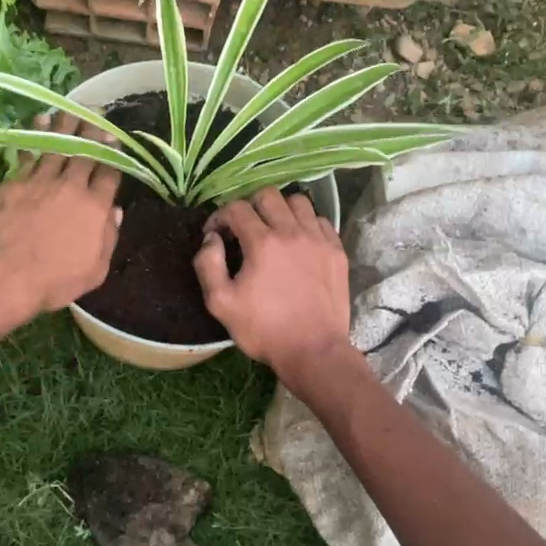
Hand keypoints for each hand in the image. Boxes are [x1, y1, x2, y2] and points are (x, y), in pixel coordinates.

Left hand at [0, 111, 122, 318]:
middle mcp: (71, 187)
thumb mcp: (95, 270)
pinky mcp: (15, 184)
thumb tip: (115, 211)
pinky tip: (37, 125)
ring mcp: (41, 182)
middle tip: (96, 112)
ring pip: (56, 146)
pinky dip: (35, 137)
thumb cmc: (55, 281)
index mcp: (95, 208)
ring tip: (69, 110)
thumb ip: (108, 238)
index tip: (116, 138)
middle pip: (85, 152)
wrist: (7, 275)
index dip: (114, 154)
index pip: (109, 174)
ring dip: (64, 126)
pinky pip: (28, 155)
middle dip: (93, 131)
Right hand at [195, 188, 351, 375]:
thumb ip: (208, 264)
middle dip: (249, 206)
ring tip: (272, 230)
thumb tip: (211, 238)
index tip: (215, 234)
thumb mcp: (220, 303)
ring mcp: (319, 240)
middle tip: (243, 229)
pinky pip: (320, 221)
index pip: (236, 208)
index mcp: (262, 242)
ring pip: (298, 201)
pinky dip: (305, 224)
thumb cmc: (263, 330)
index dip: (219, 217)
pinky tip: (297, 243)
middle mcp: (292, 232)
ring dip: (280, 210)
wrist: (314, 351)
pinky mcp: (336, 252)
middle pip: (268, 195)